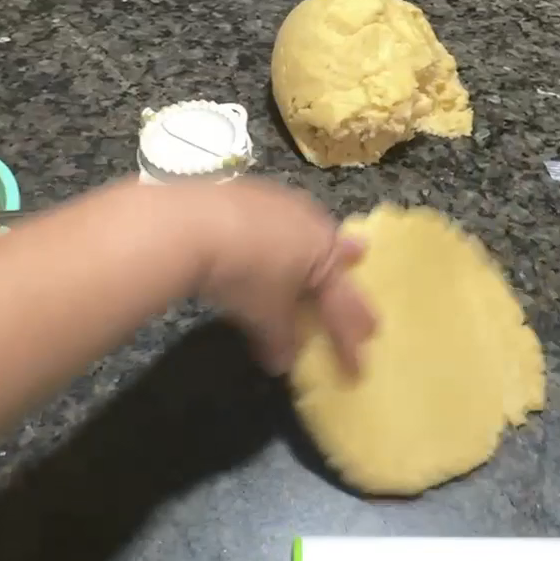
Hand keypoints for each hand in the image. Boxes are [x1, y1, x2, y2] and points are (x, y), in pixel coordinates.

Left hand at [182, 178, 376, 376]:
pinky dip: (279, 236)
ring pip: (305, 230)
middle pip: (334, 255)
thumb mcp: (265, 314)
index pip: (343, 305)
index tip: (358, 367)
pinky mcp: (250, 192)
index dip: (350, 339)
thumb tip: (282, 363)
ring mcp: (281, 202)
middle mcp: (312, 221)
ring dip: (313, 247)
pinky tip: (271, 239)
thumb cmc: (246, 272)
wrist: (198, 220)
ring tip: (320, 248)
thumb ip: (280, 339)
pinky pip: (276, 220)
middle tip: (361, 270)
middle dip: (346, 271)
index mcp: (326, 252)